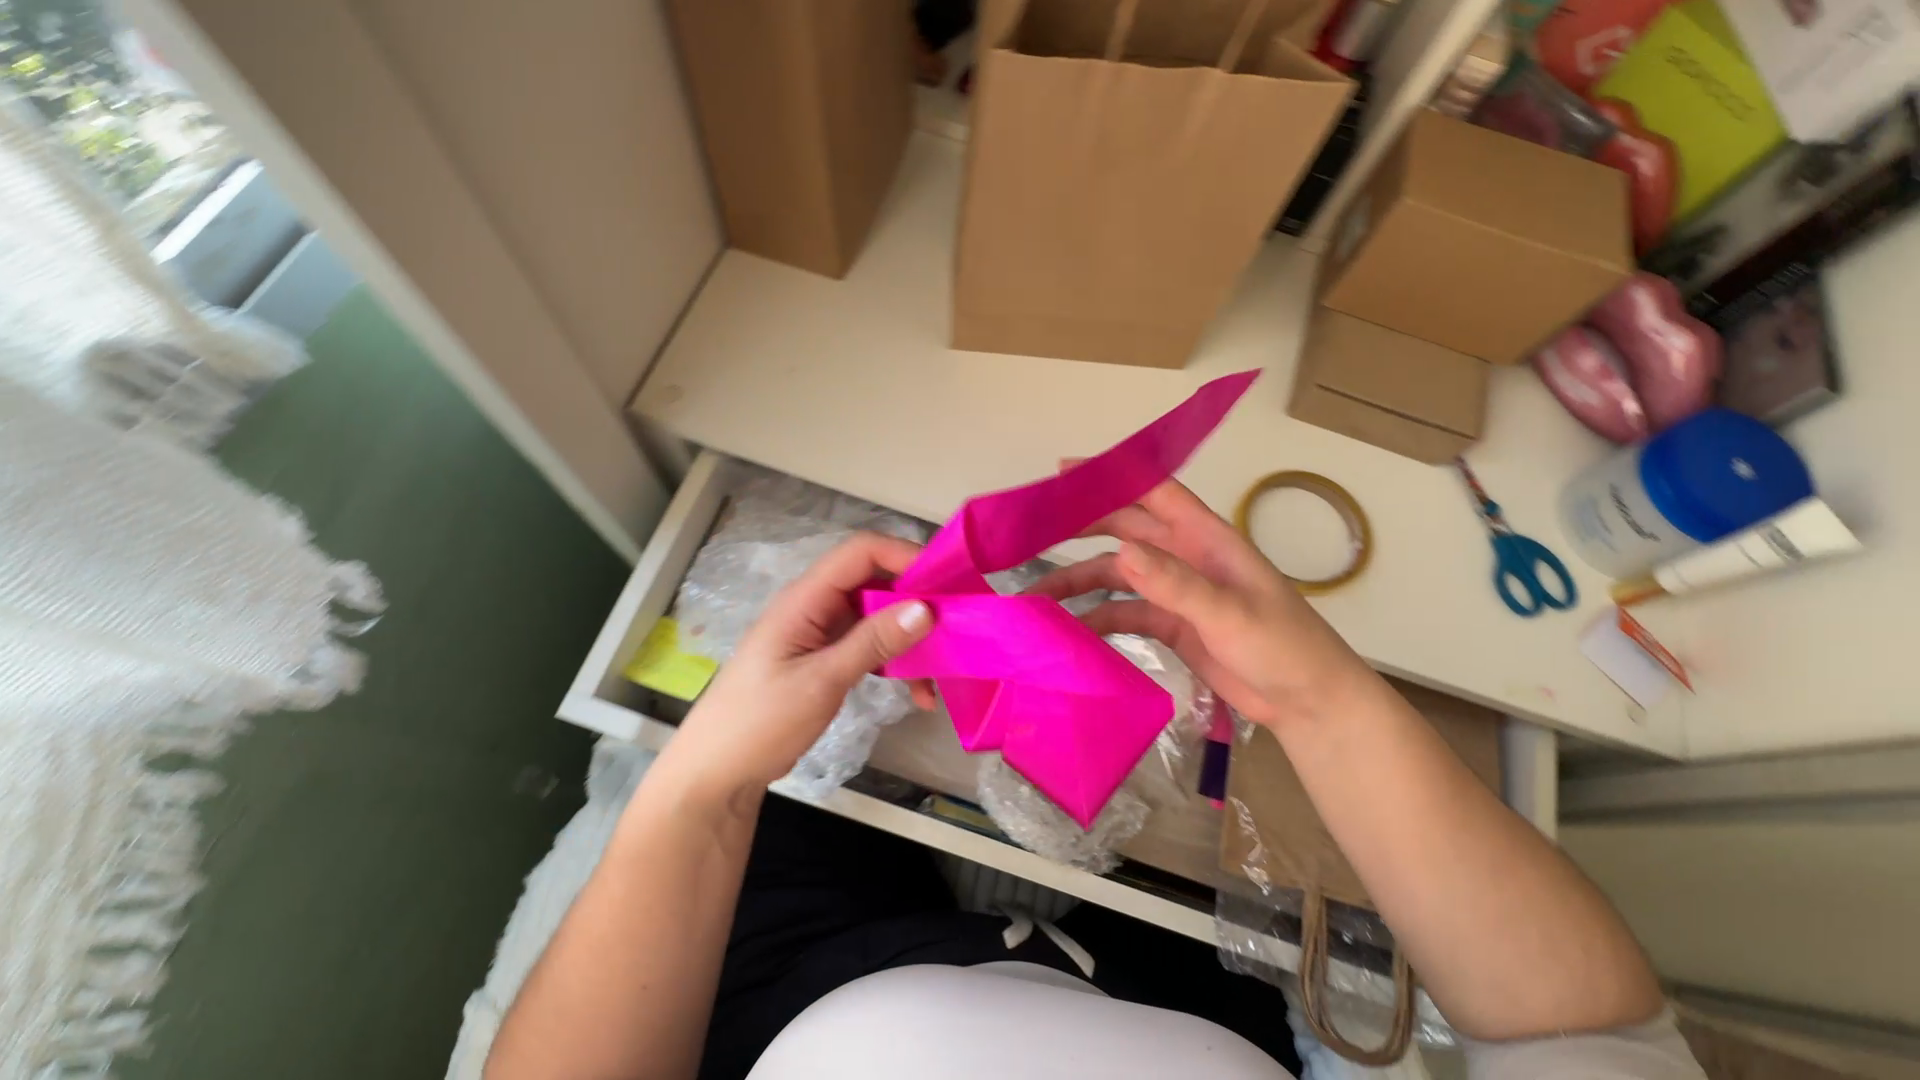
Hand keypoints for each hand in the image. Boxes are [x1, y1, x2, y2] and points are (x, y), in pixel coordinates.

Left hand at [655, 533, 933, 808]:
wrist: (718, 771)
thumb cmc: (760, 721)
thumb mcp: (821, 680)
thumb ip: (873, 642)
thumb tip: (926, 608)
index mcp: (805, 599)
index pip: (861, 552)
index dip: (905, 556)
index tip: (947, 581)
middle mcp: (814, 607)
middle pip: (875, 583)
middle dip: (917, 602)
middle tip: (957, 628)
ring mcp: (819, 635)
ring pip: (878, 619)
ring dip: (911, 641)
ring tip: (940, 673)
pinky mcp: (825, 661)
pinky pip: (870, 648)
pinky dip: (896, 665)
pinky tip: (918, 696)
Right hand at [1026, 473, 1376, 730]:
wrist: (1307, 702)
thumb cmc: (1283, 646)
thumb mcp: (1228, 613)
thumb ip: (1176, 584)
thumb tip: (1121, 550)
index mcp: (1205, 538)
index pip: (1153, 492)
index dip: (1110, 476)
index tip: (1063, 471)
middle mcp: (1186, 557)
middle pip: (1124, 530)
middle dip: (1080, 527)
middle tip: (1031, 531)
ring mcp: (1177, 593)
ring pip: (1117, 576)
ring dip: (1079, 583)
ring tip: (1036, 599)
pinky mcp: (1172, 626)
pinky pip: (1124, 613)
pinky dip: (1097, 619)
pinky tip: (1070, 633)